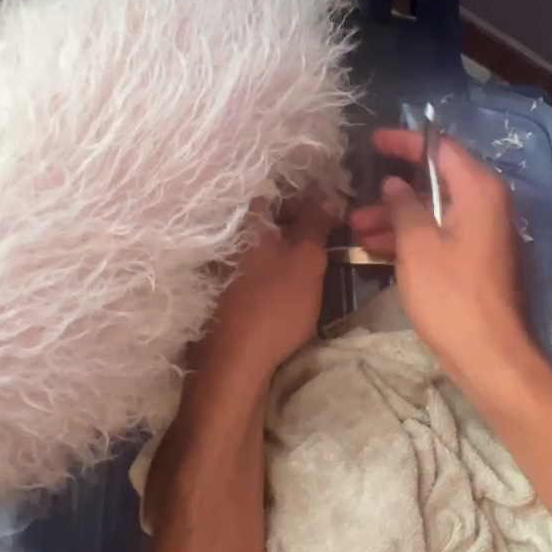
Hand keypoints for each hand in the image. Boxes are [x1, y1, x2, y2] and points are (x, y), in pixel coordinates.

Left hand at [200, 197, 334, 379]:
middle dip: (297, 218)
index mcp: (246, 219)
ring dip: (285, 242)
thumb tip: (328, 194)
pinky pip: (253, 262)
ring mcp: (221, 263)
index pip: (276, 188)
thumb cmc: (274, 304)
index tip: (331, 204)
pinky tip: (290, 277)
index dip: (306, 192)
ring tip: (313, 253)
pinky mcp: (222, 289)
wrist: (234, 363)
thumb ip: (317, 221)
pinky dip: (272, 263)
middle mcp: (227, 234)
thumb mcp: (307, 259)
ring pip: (261, 240)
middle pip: (267, 214)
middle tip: (328, 230)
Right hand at [346, 129, 533, 386]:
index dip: (405, 143)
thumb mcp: (417, 245)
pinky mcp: (475, 258)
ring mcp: (482, 233)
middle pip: (436, 181)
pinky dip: (411, 238)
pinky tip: (375, 249)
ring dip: (396, 218)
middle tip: (356, 199)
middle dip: (394, 191)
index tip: (373, 142)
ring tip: (356, 229)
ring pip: (434, 212)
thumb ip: (403, 206)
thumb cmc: (451, 294)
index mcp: (479, 190)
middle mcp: (486, 204)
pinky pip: (439, 235)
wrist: (488, 353)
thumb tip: (394, 184)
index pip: (441, 148)